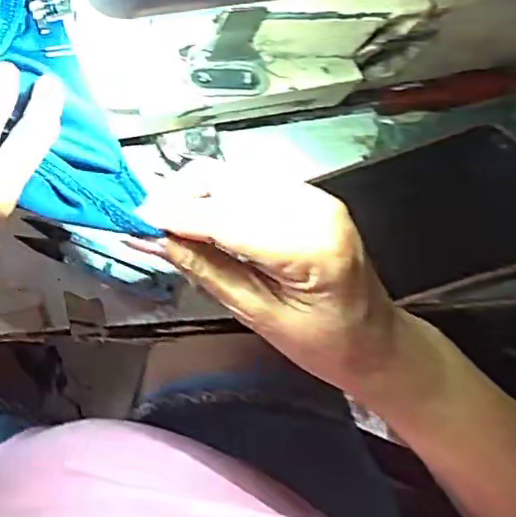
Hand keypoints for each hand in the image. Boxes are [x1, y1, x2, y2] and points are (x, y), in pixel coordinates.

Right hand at [138, 165, 428, 400]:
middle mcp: (311, 207)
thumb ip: (201, 267)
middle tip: (149, 227)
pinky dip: (208, 195)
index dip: (172, 216)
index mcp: (311, 246)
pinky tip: (200, 219)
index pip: (221, 217)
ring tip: (171, 226)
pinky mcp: (296, 190)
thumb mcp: (256, 314)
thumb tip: (150, 238)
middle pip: (217, 182)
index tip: (137, 221)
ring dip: (188, 195)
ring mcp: (306, 194)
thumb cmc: (328, 342)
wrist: (379, 342)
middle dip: (175, 201)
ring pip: (221, 174)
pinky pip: (235, 179)